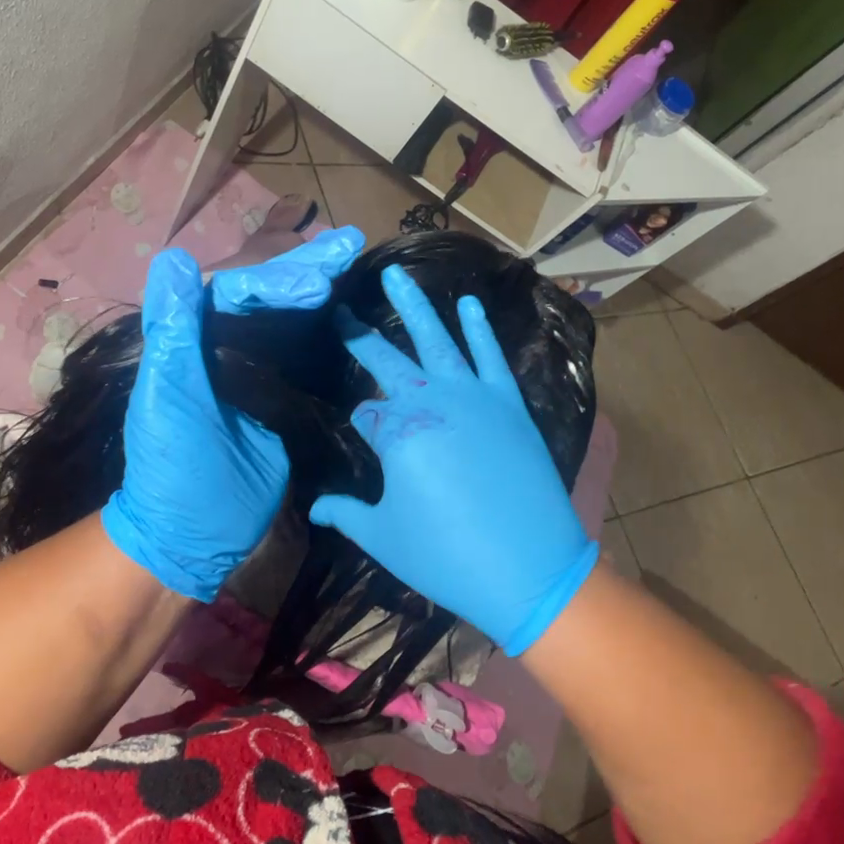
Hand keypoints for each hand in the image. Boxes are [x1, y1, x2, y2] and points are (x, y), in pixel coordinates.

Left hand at [104, 227, 363, 599]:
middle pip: (266, 296)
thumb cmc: (172, 466)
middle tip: (349, 244)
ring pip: (288, 318)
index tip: (318, 284)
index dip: (275, 281)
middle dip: (306, 268)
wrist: (194, 533)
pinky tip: (352, 312)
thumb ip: (172, 331)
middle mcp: (223, 346)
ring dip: (319, 288)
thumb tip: (173, 257)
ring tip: (354, 258)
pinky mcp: (281, 400)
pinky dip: (327, 331)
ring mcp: (255, 372)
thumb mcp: (168, 398)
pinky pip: (305, 356)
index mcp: (193, 340)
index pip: (236, 292)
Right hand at [309, 264, 597, 652]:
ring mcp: (474, 397)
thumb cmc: (446, 556)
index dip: (360, 421)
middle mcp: (430, 401)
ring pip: (438, 340)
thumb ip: (347, 514)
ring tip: (396, 275)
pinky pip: (492, 356)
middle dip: (359, 336)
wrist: (529, 568)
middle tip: (340, 311)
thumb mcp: (384, 537)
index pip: (365, 413)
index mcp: (396, 432)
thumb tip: (314, 508)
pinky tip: (468, 304)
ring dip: (415, 307)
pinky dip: (480, 328)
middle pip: (388, 361)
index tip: (360, 430)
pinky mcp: (509, 404)